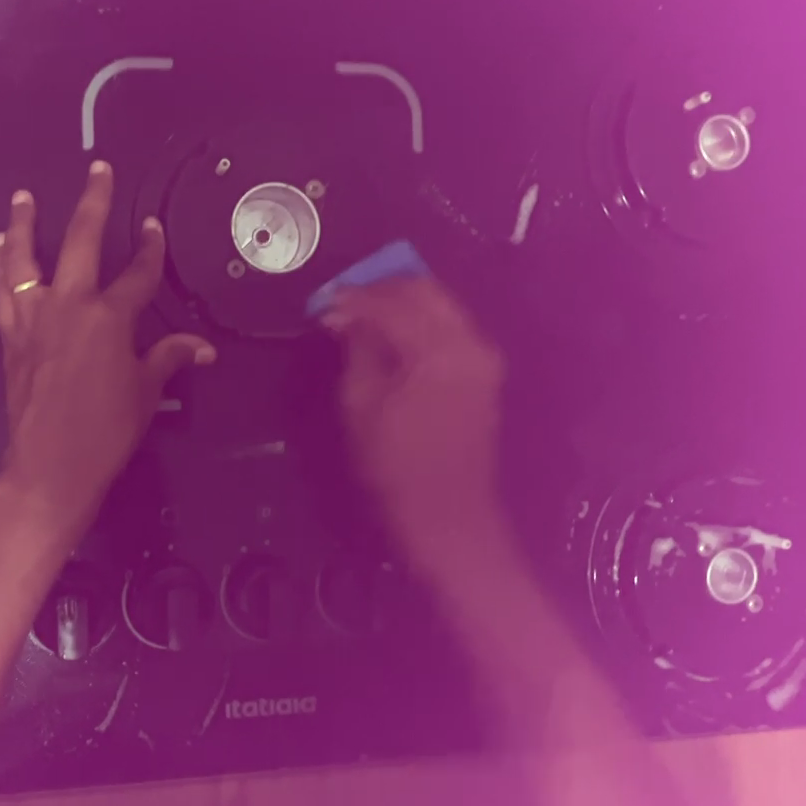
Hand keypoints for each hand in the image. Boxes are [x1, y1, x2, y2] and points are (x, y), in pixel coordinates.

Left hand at [0, 161, 214, 538]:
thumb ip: (169, 358)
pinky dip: (1, 265)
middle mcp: (70, 304)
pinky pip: (3, 290)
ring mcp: (34, 317)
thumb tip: (204, 348)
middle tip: (96, 169)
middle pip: (82, 241)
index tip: (153, 226)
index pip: (138, 274)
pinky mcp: (11, 335)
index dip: (150, 249)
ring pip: (25, 258)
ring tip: (23, 197)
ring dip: (25, 224)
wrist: (50, 464)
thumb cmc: (106, 429)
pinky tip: (0, 247)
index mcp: (110, 317)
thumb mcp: (146, 392)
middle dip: (93, 202)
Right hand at [323, 278, 505, 565]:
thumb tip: (344, 315)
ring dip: (400, 303)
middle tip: (344, 304)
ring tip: (362, 318)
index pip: (391, 303)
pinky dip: (418, 321)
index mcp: (438, 350)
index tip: (322, 304)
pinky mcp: (483, 371)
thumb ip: (358, 349)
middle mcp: (469, 342)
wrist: (447, 515)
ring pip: (439, 305)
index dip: (353, 299)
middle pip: (424, 291)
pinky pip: (448, 326)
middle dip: (381, 290)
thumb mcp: (361, 404)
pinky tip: (390, 336)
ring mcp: (482, 356)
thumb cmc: (395, 465)